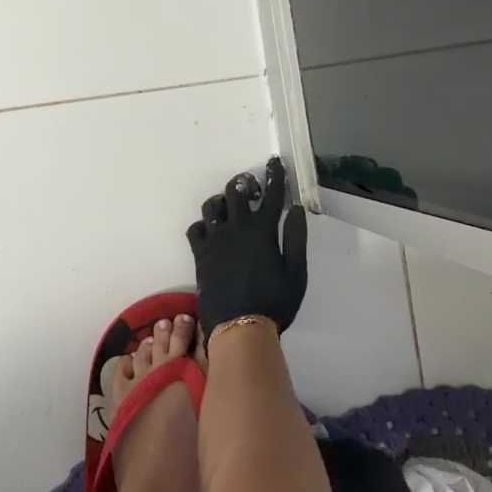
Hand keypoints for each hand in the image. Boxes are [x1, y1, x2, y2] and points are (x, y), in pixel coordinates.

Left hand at [186, 157, 307, 335]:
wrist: (239, 328)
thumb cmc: (274, 303)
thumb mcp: (296, 273)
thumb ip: (296, 238)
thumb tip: (295, 208)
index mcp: (262, 231)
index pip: (271, 194)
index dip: (274, 176)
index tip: (274, 163)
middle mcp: (236, 228)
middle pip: (236, 192)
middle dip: (245, 183)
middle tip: (252, 187)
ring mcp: (215, 240)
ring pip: (213, 206)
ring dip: (223, 200)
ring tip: (231, 207)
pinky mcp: (200, 254)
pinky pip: (196, 229)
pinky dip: (204, 225)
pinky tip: (212, 231)